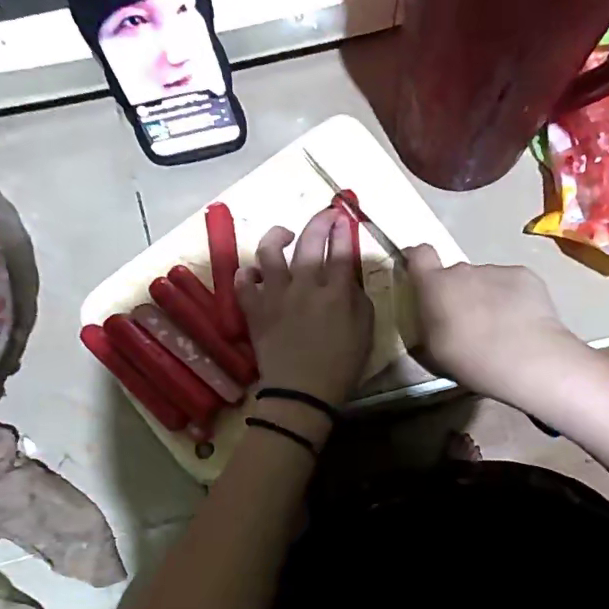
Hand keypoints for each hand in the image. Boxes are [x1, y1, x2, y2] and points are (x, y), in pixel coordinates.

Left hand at [235, 208, 373, 405]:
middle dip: (319, 221)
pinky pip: (243, 282)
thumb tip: (349, 277)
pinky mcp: (255, 310)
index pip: (342, 249)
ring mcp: (276, 296)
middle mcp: (305, 286)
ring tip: (283, 235)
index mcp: (337, 292)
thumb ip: (358, 299)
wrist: (301, 393)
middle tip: (325, 215)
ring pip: (270, 252)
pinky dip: (247, 274)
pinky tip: (254, 272)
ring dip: (277, 236)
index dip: (343, 229)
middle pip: (310, 241)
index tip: (344, 217)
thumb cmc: (340, 367)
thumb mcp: (364, 332)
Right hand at [403, 245, 580, 402]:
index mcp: (434, 286)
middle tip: (468, 323)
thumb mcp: (431, 349)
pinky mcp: (525, 275)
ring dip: (487, 297)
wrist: (523, 358)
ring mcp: (496, 270)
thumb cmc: (467, 358)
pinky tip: (520, 323)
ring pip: (486, 281)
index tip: (421, 274)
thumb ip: (428, 323)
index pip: (420, 255)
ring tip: (500, 328)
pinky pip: (511, 284)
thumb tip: (434, 315)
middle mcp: (463, 271)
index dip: (419, 261)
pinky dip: (513, 299)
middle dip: (459, 292)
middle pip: (456, 274)